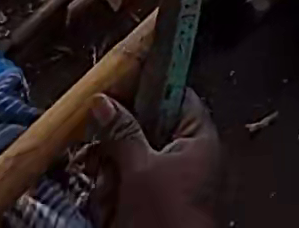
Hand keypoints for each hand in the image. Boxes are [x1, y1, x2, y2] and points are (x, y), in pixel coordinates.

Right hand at [90, 91, 221, 227]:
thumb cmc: (166, 221)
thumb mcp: (139, 171)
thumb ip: (121, 131)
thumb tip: (102, 99)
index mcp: (199, 139)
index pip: (176, 92)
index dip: (148, 85)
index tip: (117, 86)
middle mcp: (193, 155)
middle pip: (152, 123)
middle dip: (120, 136)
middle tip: (99, 146)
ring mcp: (178, 181)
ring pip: (138, 153)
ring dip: (114, 166)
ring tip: (105, 187)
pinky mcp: (163, 204)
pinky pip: (136, 181)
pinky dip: (119, 188)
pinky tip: (107, 204)